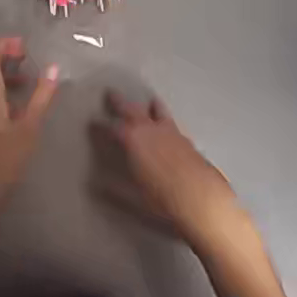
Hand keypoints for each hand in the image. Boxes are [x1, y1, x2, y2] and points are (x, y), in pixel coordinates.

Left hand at [0, 35, 60, 220]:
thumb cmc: (1, 162)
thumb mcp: (27, 130)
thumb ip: (41, 98)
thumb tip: (54, 68)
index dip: (5, 44)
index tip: (26, 45)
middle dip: (6, 55)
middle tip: (28, 57)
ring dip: (5, 73)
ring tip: (29, 78)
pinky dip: (3, 89)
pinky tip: (20, 105)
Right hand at [98, 92, 250, 252]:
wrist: (205, 203)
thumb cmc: (163, 201)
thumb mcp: (133, 198)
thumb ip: (114, 189)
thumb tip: (96, 184)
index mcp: (132, 140)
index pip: (111, 128)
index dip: (100, 126)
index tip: (92, 123)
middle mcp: (150, 130)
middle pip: (131, 110)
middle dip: (119, 102)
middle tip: (110, 93)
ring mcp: (171, 133)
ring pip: (156, 112)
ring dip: (148, 106)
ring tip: (148, 100)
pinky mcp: (187, 141)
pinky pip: (172, 123)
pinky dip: (167, 120)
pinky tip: (169, 125)